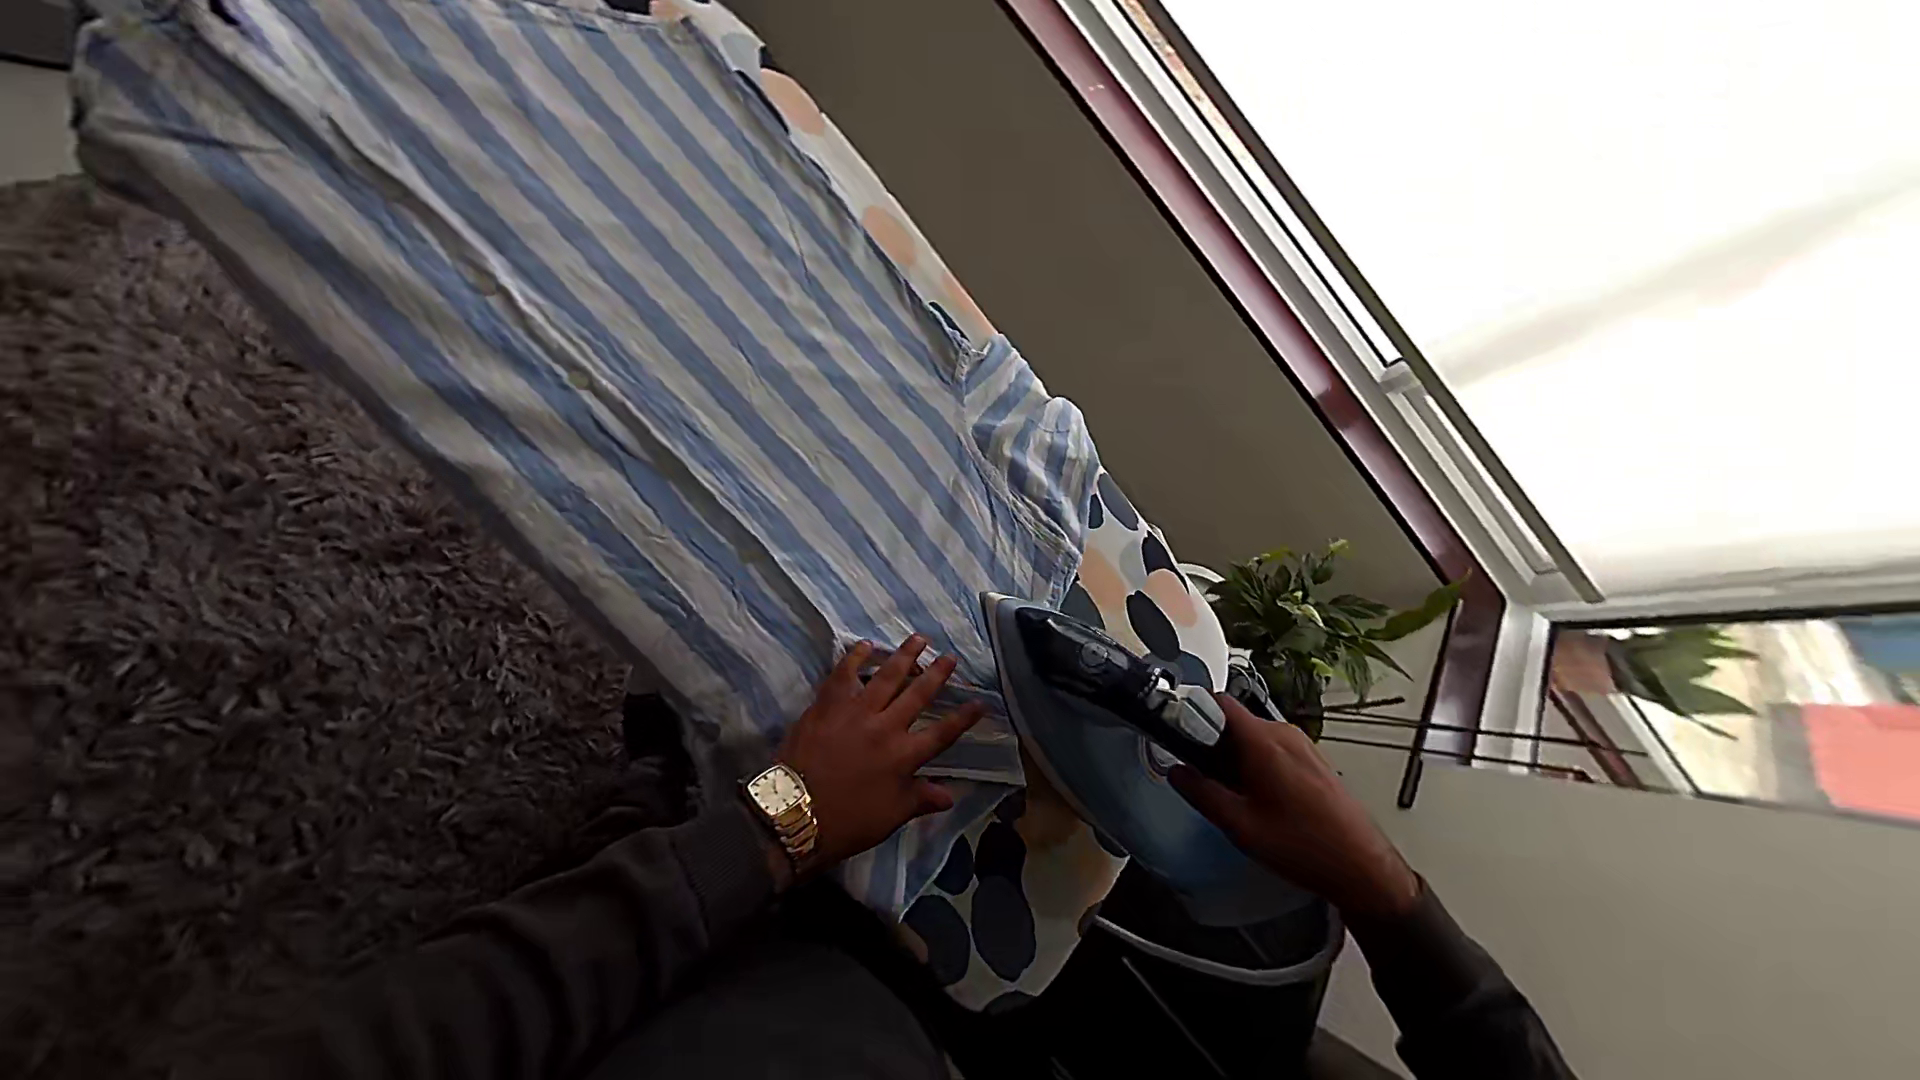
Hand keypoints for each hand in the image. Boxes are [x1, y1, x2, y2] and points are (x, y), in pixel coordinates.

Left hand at [774, 634, 984, 875]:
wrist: (794, 813)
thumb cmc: (847, 820)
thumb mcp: (890, 817)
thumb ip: (920, 799)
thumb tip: (950, 796)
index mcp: (904, 756)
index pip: (943, 733)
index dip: (964, 718)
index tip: (981, 702)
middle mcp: (886, 727)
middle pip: (918, 695)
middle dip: (937, 674)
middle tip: (950, 656)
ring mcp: (857, 712)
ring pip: (887, 676)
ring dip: (905, 656)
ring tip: (919, 638)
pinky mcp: (829, 705)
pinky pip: (845, 674)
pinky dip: (856, 658)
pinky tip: (865, 645)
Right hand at [1170, 695, 1419, 923]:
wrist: (1365, 870)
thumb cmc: (1302, 846)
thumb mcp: (1241, 826)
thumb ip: (1202, 794)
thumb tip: (1175, 771)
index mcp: (1263, 742)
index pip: (1219, 701)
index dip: (1193, 710)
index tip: (1178, 732)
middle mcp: (1284, 734)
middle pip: (1234, 721)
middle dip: (1213, 742)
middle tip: (1203, 774)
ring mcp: (1302, 745)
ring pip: (1253, 736)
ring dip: (1235, 754)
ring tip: (1232, 791)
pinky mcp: (1314, 759)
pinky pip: (1273, 747)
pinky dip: (1257, 761)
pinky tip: (1260, 796)